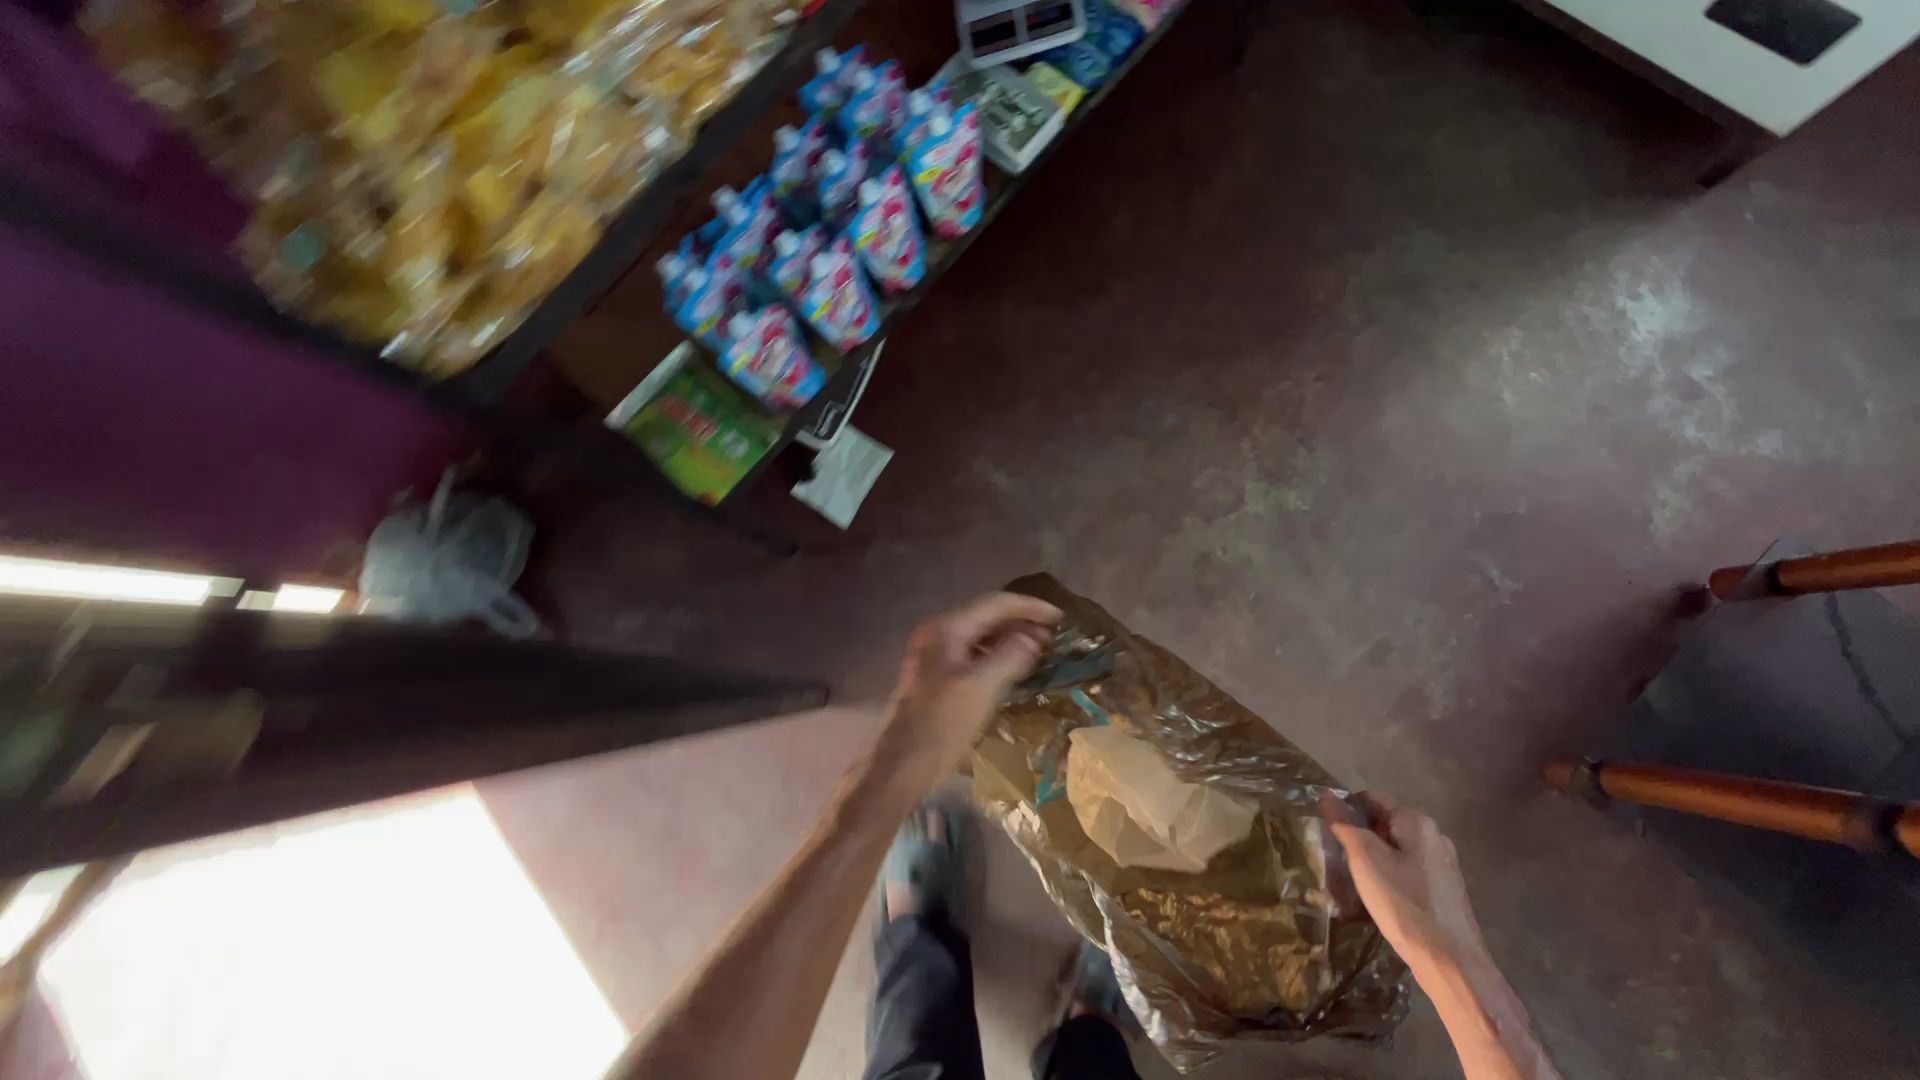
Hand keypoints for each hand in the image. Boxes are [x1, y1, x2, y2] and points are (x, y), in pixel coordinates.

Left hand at [875, 592, 1062, 785]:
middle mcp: (937, 633)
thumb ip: (1011, 655)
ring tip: (1039, 653)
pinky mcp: (935, 677)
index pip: (995, 603)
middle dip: (1021, 623)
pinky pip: (973, 655)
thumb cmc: (942, 724)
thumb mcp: (982, 687)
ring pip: (980, 636)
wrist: (901, 764)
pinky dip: (996, 657)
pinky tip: (1013, 671)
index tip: (1060, 618)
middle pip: (986, 616)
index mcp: (946, 628)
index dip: (1030, 607)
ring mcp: (934, 655)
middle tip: (1054, 638)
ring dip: (1010, 640)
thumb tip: (1034, 637)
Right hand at [1326, 793, 1489, 973]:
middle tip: (1335, 859)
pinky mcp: (1444, 890)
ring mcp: (1443, 865)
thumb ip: (1346, 824)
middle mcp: (1434, 837)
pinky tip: (1377, 899)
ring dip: (1371, 860)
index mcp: (1417, 822)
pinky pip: (1408, 871)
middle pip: (1385, 824)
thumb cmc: (1404, 904)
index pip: (1372, 799)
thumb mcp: (1365, 860)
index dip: (1345, 811)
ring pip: (1395, 850)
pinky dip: (1388, 877)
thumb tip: (1328, 795)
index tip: (1327, 833)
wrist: (1451, 963)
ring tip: (1350, 882)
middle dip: (1358, 837)